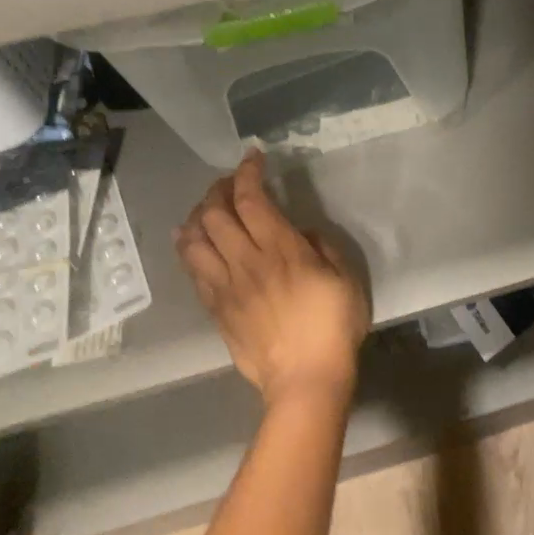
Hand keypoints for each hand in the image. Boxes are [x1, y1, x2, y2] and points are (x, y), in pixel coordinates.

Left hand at [174, 151, 368, 408]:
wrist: (305, 377)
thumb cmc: (334, 325)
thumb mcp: (345, 277)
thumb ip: (322, 247)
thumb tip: (301, 234)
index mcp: (282, 248)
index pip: (253, 198)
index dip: (247, 172)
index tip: (253, 157)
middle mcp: (247, 260)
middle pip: (215, 212)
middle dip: (219, 188)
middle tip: (231, 182)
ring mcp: (226, 285)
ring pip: (195, 239)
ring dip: (197, 215)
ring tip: (208, 208)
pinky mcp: (216, 308)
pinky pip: (192, 270)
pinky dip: (187, 246)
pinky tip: (190, 239)